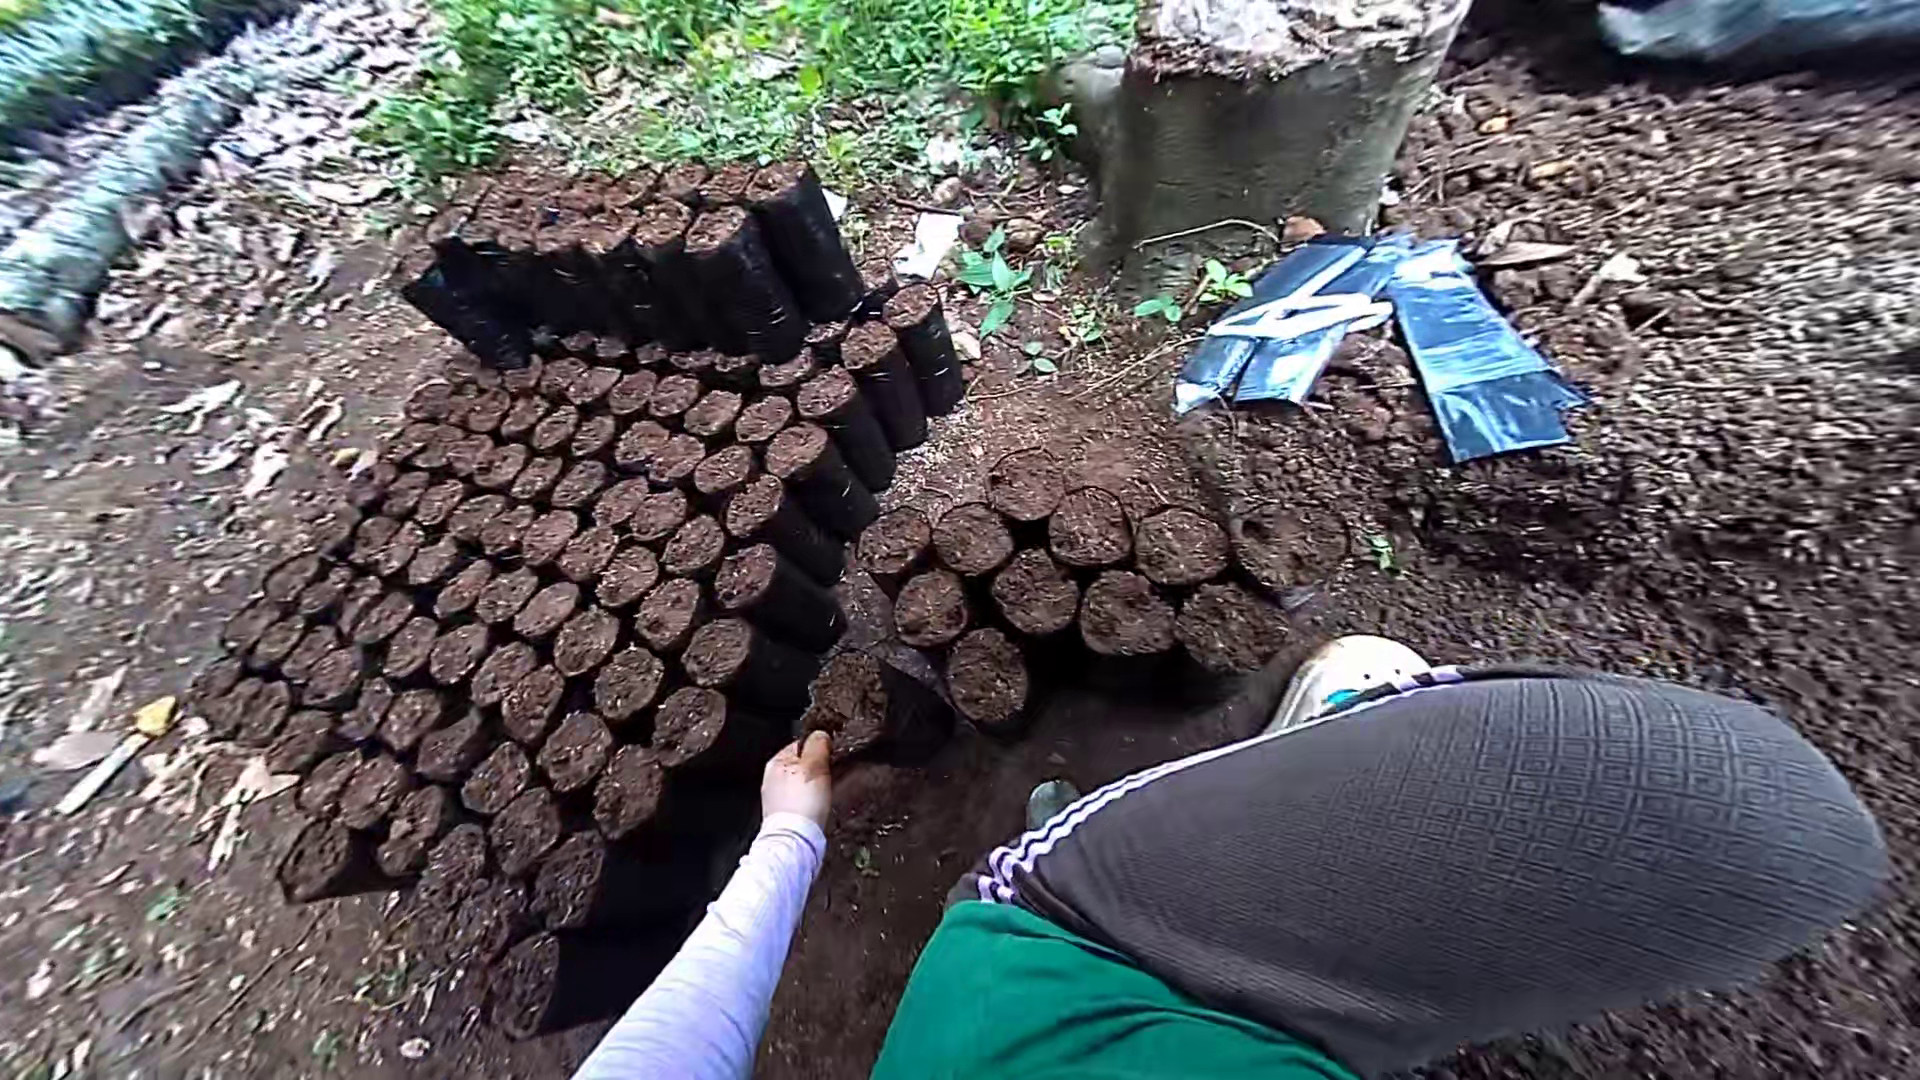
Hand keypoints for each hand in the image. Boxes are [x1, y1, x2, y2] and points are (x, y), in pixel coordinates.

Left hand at [762, 730, 831, 826]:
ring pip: (805, 782)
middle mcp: (773, 779)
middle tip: (832, 774)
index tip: (831, 754)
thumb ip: (818, 745)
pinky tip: (820, 806)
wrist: (795, 842)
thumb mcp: (815, 765)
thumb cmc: (801, 804)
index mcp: (776, 762)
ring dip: (818, 784)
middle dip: (820, 767)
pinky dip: (814, 800)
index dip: (820, 747)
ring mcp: (779, 798)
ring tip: (828, 792)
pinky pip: (804, 799)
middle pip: (804, 763)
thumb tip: (821, 734)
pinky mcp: (787, 815)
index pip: (802, 743)